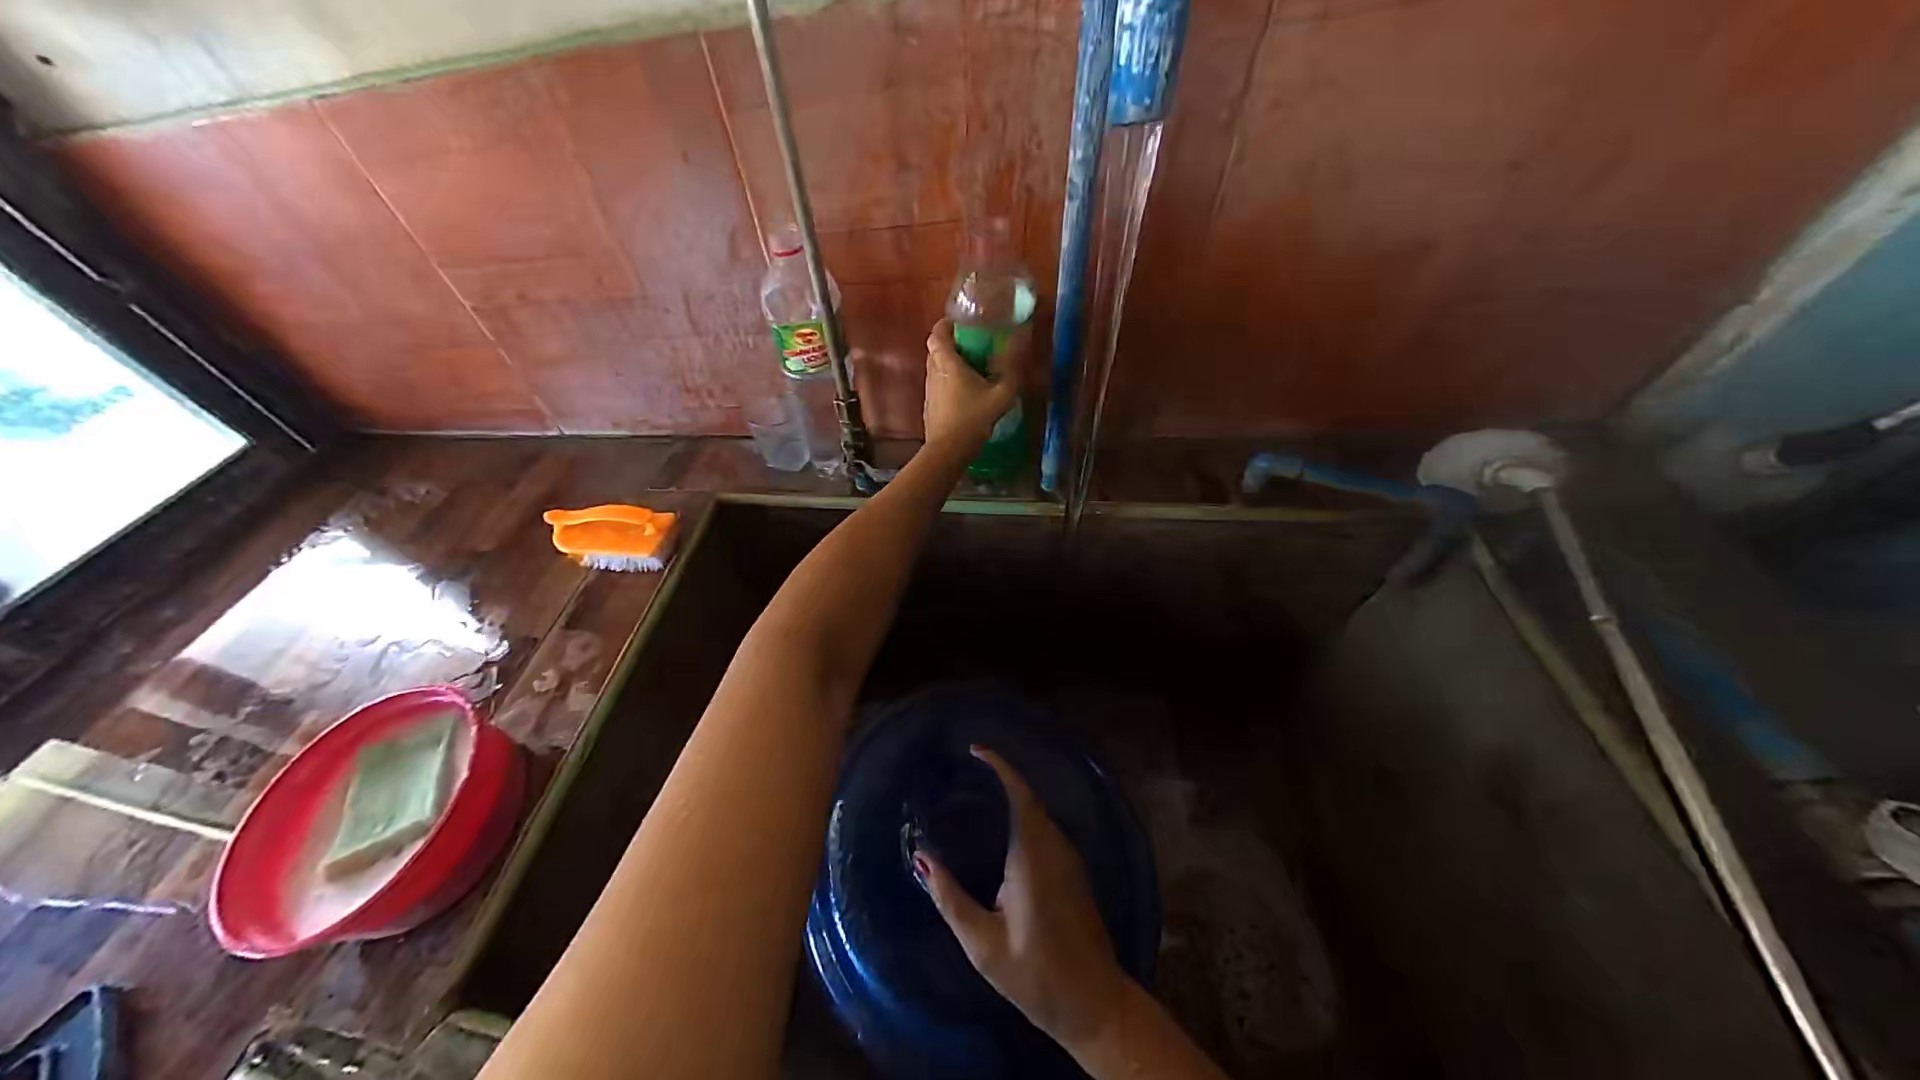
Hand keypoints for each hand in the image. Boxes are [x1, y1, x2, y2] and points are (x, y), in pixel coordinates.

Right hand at [914, 746, 1129, 1049]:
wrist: (1095, 1006)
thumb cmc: (1036, 976)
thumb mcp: (983, 943)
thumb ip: (949, 898)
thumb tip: (921, 859)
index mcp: (1034, 857)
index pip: (1020, 794)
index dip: (1000, 766)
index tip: (974, 750)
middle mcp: (1056, 849)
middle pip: (1029, 799)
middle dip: (1000, 778)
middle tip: (963, 773)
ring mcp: (1070, 860)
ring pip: (1039, 815)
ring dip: (1012, 798)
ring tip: (975, 795)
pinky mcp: (1073, 874)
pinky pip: (1045, 831)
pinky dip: (1022, 817)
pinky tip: (1000, 831)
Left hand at [923, 320, 1023, 454]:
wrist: (948, 451)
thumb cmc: (973, 419)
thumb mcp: (1001, 395)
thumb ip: (1012, 370)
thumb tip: (1021, 343)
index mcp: (947, 363)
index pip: (937, 333)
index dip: (946, 325)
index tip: (961, 324)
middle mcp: (933, 373)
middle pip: (936, 349)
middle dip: (951, 344)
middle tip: (972, 347)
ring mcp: (928, 390)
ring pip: (935, 368)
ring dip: (950, 365)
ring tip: (972, 370)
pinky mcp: (929, 406)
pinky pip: (937, 385)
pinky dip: (948, 383)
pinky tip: (965, 395)